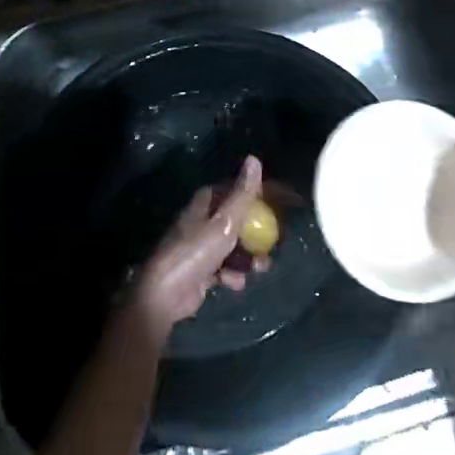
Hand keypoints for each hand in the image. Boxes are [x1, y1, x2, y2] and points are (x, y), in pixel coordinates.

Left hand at [127, 156, 264, 338]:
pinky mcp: (202, 269)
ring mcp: (202, 244)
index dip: (267, 195)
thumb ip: (243, 193)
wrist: (164, 296)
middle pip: (242, 219)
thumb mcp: (224, 221)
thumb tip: (254, 158)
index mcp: (208, 201)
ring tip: (258, 268)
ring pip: (236, 245)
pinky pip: (226, 266)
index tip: (290, 203)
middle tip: (276, 244)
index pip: (243, 190)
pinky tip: (232, 282)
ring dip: (249, 257)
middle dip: (260, 233)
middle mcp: (205, 218)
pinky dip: (232, 274)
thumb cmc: (195, 252)